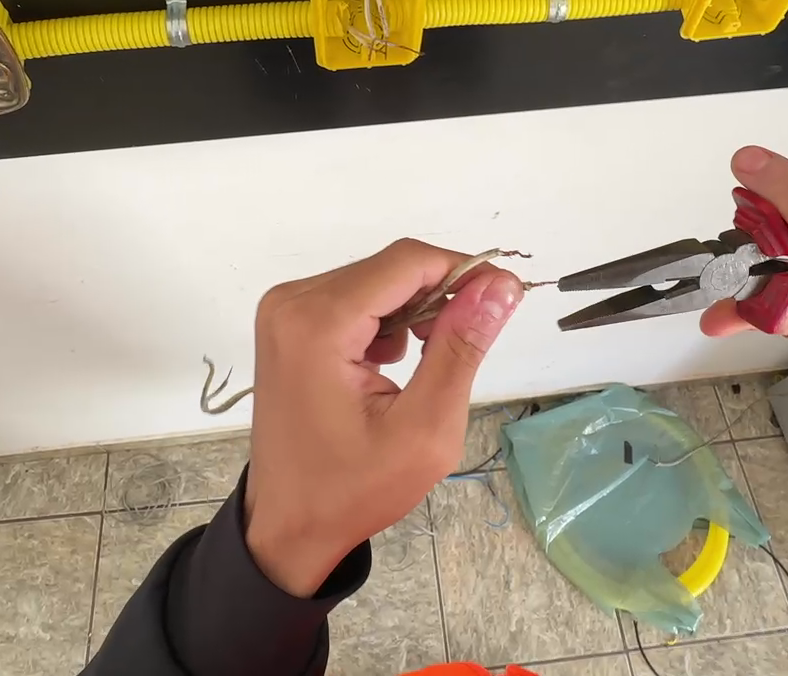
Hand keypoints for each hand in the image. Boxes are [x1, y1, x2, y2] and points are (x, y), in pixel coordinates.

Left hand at [244, 239, 525, 594]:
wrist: (288, 524)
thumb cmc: (354, 488)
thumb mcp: (424, 428)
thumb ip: (462, 348)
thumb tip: (501, 286)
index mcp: (317, 323)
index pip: (405, 261)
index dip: (461, 269)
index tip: (503, 296)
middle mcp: (292, 300)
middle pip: (388, 268)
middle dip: (437, 295)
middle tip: (463, 346)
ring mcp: (284, 307)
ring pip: (373, 278)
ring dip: (412, 309)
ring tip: (426, 363)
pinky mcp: (287, 319)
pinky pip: (351, 295)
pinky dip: (384, 318)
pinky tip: (390, 364)